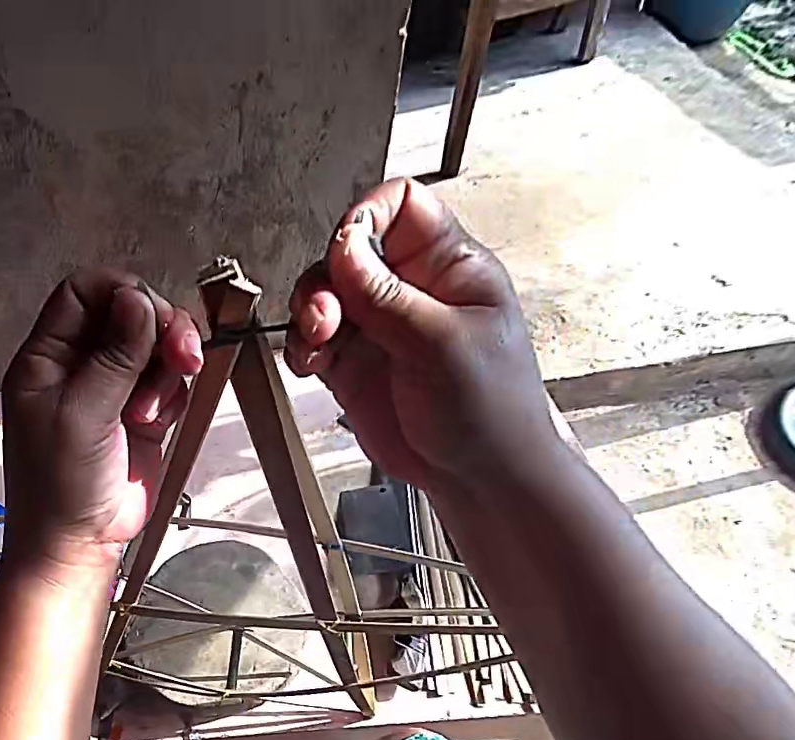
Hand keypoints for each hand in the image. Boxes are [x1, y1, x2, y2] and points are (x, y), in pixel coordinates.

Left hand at [3, 269, 204, 567]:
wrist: (80, 542)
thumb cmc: (59, 486)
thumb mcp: (82, 416)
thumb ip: (113, 358)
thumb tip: (138, 301)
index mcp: (49, 358)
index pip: (85, 294)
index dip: (122, 293)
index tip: (153, 313)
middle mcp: (83, 367)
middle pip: (131, 317)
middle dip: (161, 330)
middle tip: (182, 355)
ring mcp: (117, 390)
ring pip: (157, 350)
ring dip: (169, 370)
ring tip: (153, 411)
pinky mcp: (145, 416)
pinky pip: (170, 384)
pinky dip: (174, 395)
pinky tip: (158, 421)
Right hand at [284, 178, 561, 494]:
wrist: (478, 477)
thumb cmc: (492, 412)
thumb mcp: (445, 345)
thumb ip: (390, 296)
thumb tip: (346, 245)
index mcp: (450, 269)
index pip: (402, 208)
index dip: (367, 217)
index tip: (347, 247)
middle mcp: (411, 293)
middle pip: (349, 253)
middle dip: (328, 278)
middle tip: (327, 313)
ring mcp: (380, 331)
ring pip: (324, 296)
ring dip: (309, 313)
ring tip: (319, 342)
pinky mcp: (355, 367)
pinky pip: (314, 342)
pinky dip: (303, 348)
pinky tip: (311, 361)